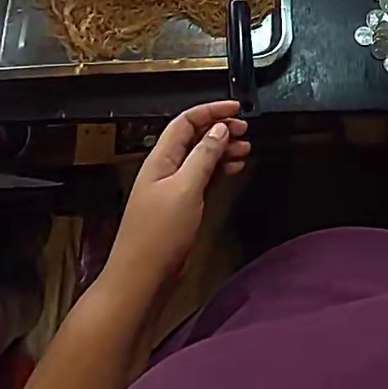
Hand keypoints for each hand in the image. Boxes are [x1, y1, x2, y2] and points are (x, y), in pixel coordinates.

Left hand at [102, 101, 250, 299]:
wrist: (142, 279)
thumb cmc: (159, 234)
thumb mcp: (185, 189)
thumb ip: (204, 156)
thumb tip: (220, 129)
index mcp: (161, 158)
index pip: (186, 122)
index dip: (211, 111)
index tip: (236, 109)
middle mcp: (167, 168)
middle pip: (195, 137)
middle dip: (220, 128)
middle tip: (246, 130)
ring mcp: (174, 187)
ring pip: (202, 157)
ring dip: (223, 149)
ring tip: (246, 149)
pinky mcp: (183, 205)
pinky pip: (204, 177)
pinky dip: (219, 169)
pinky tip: (234, 168)